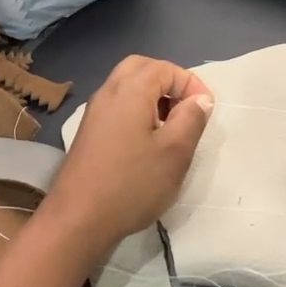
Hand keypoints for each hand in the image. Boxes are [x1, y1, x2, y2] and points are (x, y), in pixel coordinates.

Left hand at [42, 56, 213, 252]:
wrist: (79, 218)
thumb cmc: (132, 183)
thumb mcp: (175, 152)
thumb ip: (191, 119)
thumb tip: (199, 99)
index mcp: (130, 89)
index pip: (165, 68)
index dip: (191, 83)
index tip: (206, 111)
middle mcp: (108, 92)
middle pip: (141, 68)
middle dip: (168, 82)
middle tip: (186, 109)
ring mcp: (94, 111)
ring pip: (127, 86)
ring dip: (152, 96)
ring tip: (171, 127)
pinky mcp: (89, 131)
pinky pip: (117, 105)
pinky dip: (137, 110)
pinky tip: (148, 142)